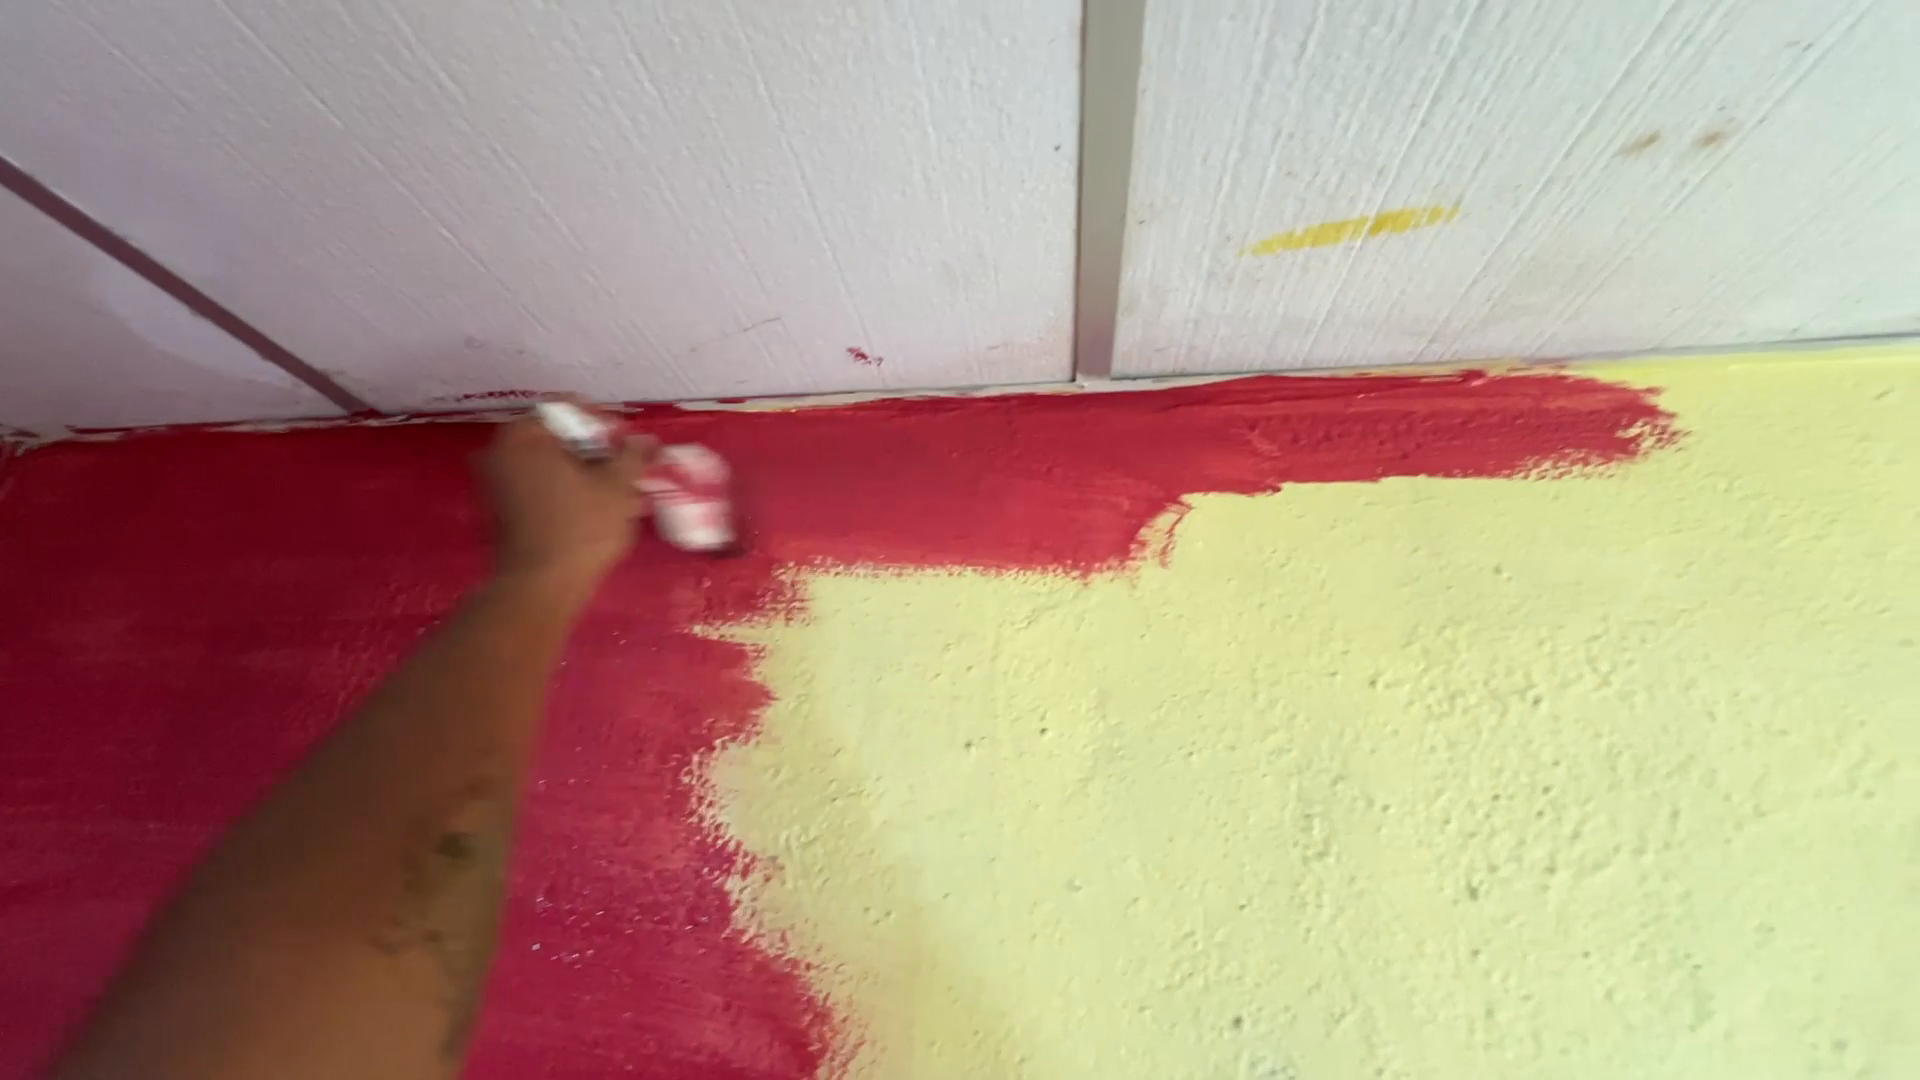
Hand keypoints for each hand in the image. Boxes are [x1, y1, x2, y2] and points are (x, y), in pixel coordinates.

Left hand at [478, 407, 650, 590]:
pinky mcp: (502, 509)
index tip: (630, 440)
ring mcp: (495, 482)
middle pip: (556, 436)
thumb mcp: (619, 485)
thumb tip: (647, 440)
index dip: (605, 421)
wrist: (543, 584)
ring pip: (549, 462)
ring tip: (617, 487)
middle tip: (626, 463)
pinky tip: (595, 504)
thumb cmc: (582, 527)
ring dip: (583, 469)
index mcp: (524, 436)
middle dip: (595, 448)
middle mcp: (500, 452)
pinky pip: (539, 484)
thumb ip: (633, 455)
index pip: (568, 409)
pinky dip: (567, 487)